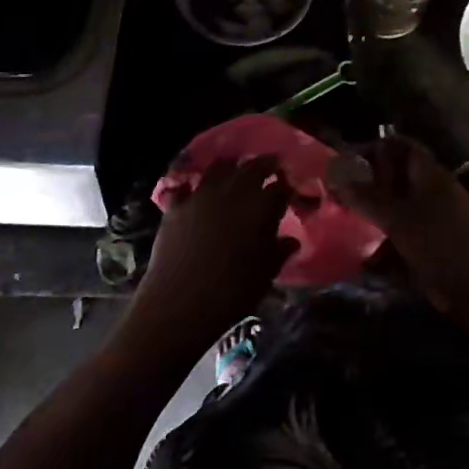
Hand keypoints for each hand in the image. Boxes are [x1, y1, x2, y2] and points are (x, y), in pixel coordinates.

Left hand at [133, 157, 292, 345]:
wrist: (181, 303)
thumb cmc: (234, 291)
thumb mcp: (266, 274)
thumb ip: (280, 252)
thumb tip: (291, 241)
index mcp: (263, 206)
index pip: (281, 186)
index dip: (287, 186)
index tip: (290, 189)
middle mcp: (234, 191)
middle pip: (254, 167)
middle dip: (265, 165)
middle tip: (270, 166)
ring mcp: (202, 195)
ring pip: (220, 167)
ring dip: (231, 167)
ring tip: (235, 170)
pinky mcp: (177, 206)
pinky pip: (185, 186)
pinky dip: (192, 185)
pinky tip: (194, 190)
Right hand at [326, 137, 468, 307]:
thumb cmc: (435, 242)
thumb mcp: (396, 218)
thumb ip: (368, 198)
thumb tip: (341, 180)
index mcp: (433, 175)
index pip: (407, 147)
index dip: (381, 146)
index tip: (353, 155)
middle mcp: (439, 190)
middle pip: (404, 177)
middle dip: (376, 182)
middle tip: (345, 188)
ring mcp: (441, 217)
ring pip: (405, 205)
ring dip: (382, 210)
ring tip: (353, 217)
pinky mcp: (439, 241)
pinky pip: (410, 230)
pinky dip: (391, 235)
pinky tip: (371, 247)